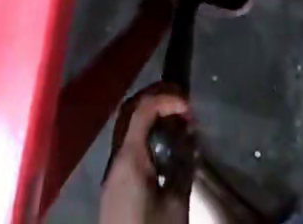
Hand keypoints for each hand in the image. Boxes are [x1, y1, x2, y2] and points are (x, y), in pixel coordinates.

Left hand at [98, 87, 193, 223]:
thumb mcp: (176, 205)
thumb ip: (183, 167)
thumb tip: (189, 140)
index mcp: (130, 158)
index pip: (143, 109)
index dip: (168, 99)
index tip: (190, 108)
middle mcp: (116, 158)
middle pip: (130, 110)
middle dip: (157, 97)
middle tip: (184, 103)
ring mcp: (112, 171)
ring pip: (126, 125)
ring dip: (151, 114)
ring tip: (178, 120)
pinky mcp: (114, 184)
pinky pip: (127, 143)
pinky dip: (146, 132)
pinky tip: (165, 144)